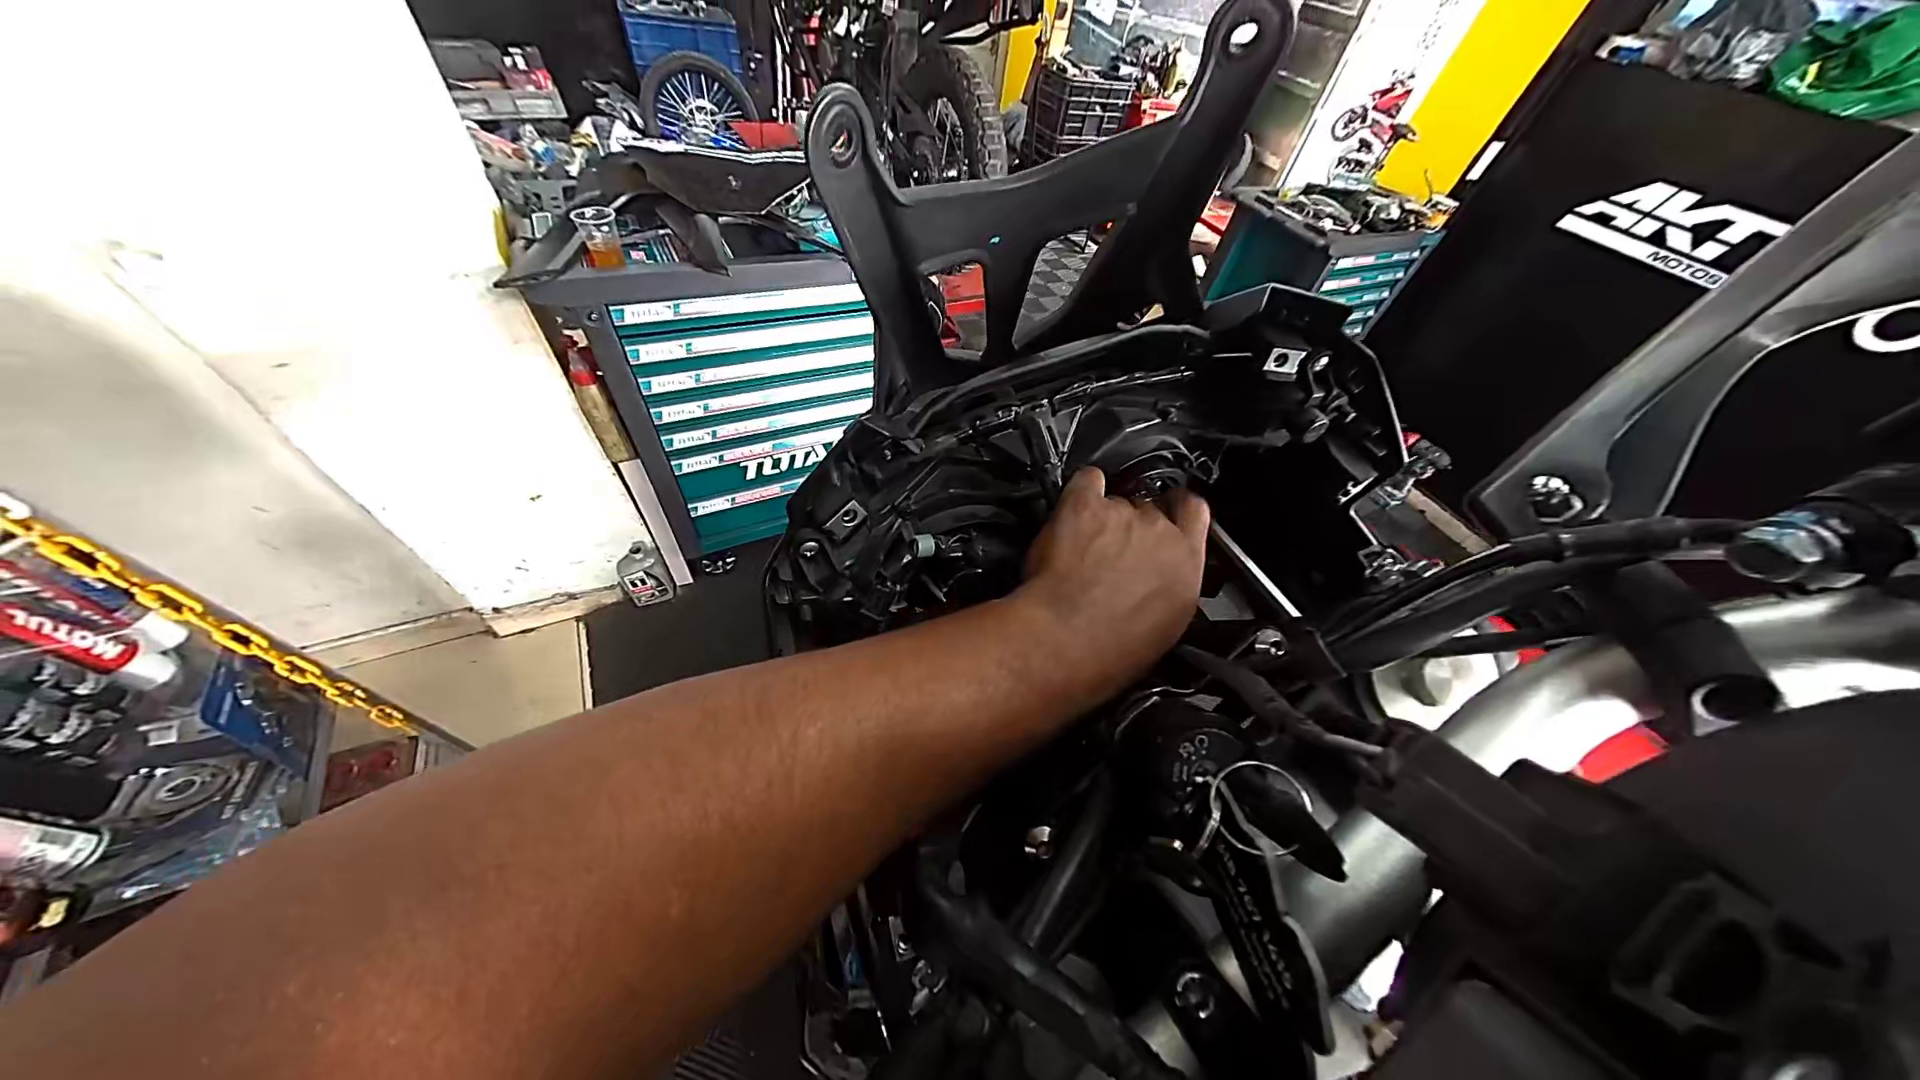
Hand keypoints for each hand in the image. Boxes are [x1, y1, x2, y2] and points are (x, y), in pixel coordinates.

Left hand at [1015, 468, 1209, 693]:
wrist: (1067, 640)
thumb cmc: (1110, 649)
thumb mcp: (1164, 628)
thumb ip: (1168, 588)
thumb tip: (1158, 586)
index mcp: (1186, 563)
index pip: (1194, 513)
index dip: (1177, 510)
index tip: (1167, 515)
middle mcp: (1159, 531)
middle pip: (1149, 509)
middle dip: (1130, 526)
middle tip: (1108, 551)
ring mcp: (1122, 513)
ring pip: (1114, 501)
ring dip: (1100, 519)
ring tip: (1079, 548)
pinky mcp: (1084, 505)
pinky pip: (1086, 481)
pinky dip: (1080, 491)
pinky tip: (1072, 509)